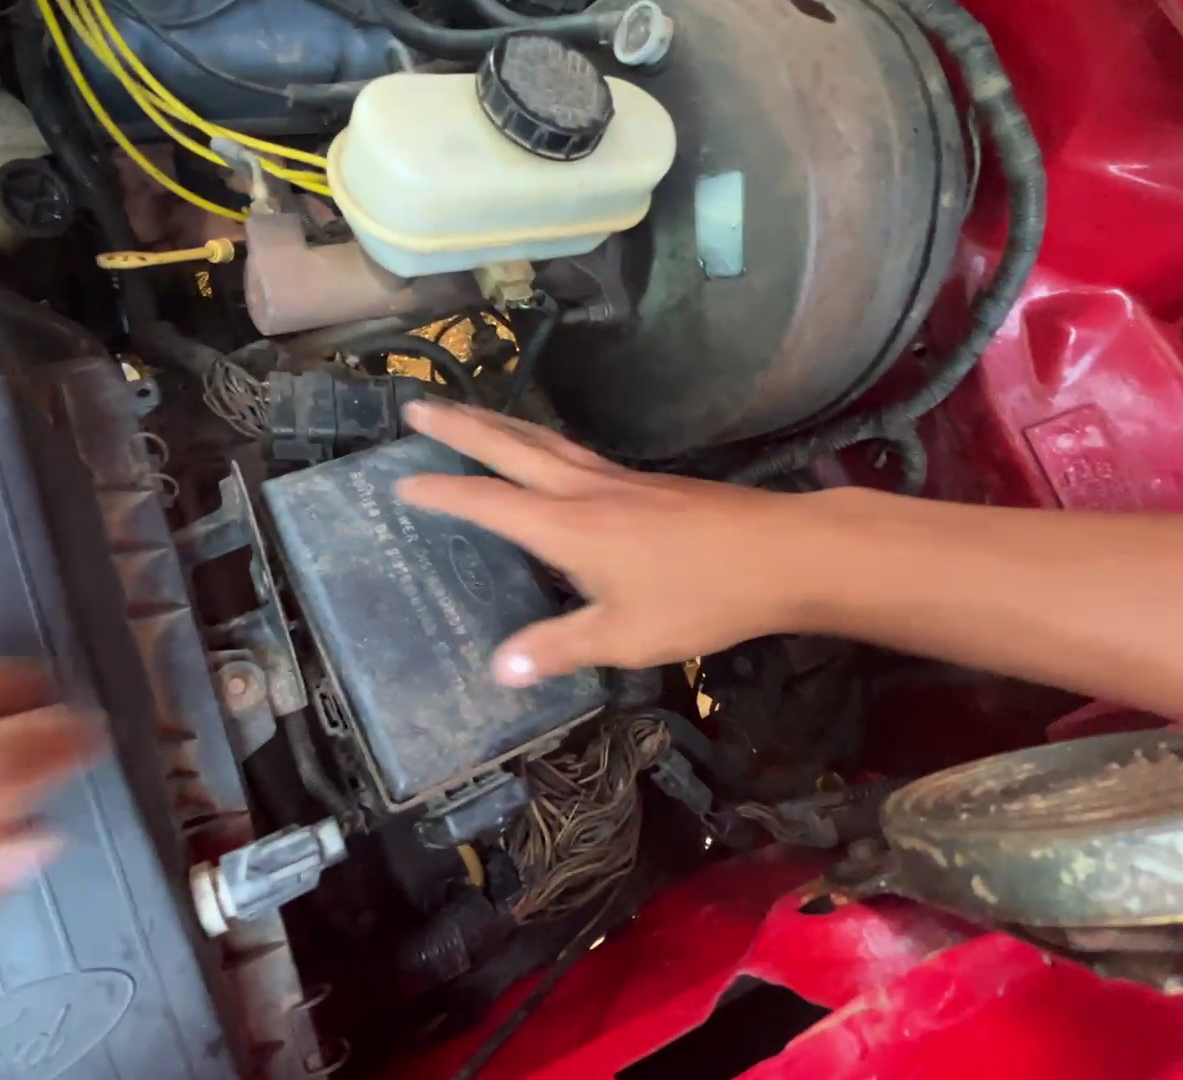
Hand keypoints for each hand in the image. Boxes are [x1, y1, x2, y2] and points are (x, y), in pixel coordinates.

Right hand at [397, 400, 824, 685]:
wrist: (783, 553)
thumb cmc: (700, 597)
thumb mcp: (624, 637)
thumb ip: (557, 647)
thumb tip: (499, 668)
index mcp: (567, 525)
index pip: (487, 501)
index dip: (440, 492)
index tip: (400, 481)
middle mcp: (582, 489)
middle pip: (508, 446)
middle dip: (457, 426)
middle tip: (415, 407)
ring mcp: (614, 478)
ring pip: (541, 439)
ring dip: (496, 423)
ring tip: (464, 412)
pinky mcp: (641, 480)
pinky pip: (571, 449)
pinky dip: (537, 439)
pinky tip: (541, 448)